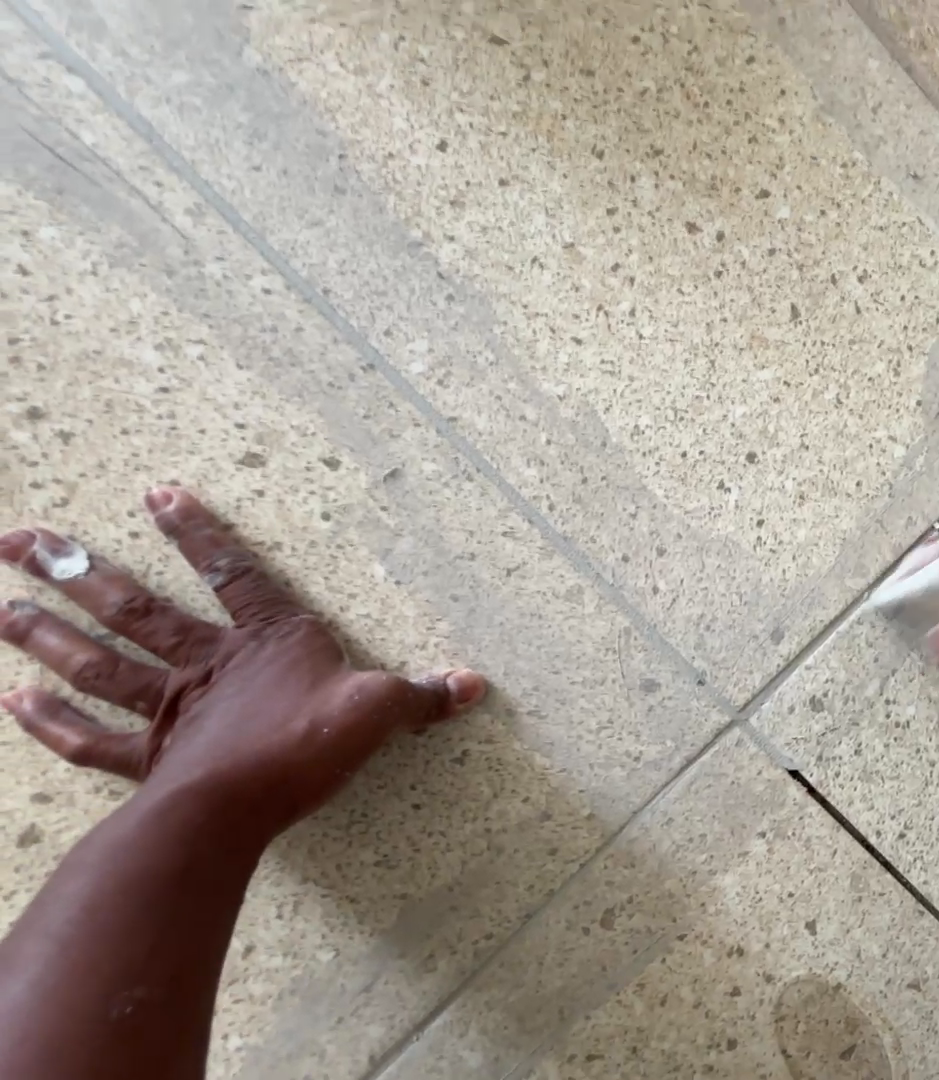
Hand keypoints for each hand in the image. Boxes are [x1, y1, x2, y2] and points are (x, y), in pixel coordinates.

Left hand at [0, 486, 485, 837]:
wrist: (230, 810)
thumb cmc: (305, 744)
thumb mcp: (383, 710)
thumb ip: (423, 695)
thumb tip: (475, 684)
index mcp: (268, 644)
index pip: (235, 576)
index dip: (200, 535)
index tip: (156, 493)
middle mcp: (209, 666)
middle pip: (138, 612)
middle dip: (80, 573)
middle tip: (23, 541)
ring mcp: (170, 710)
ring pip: (100, 664)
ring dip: (48, 634)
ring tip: (5, 601)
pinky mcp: (148, 758)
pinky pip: (88, 737)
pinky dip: (47, 720)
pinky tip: (11, 699)